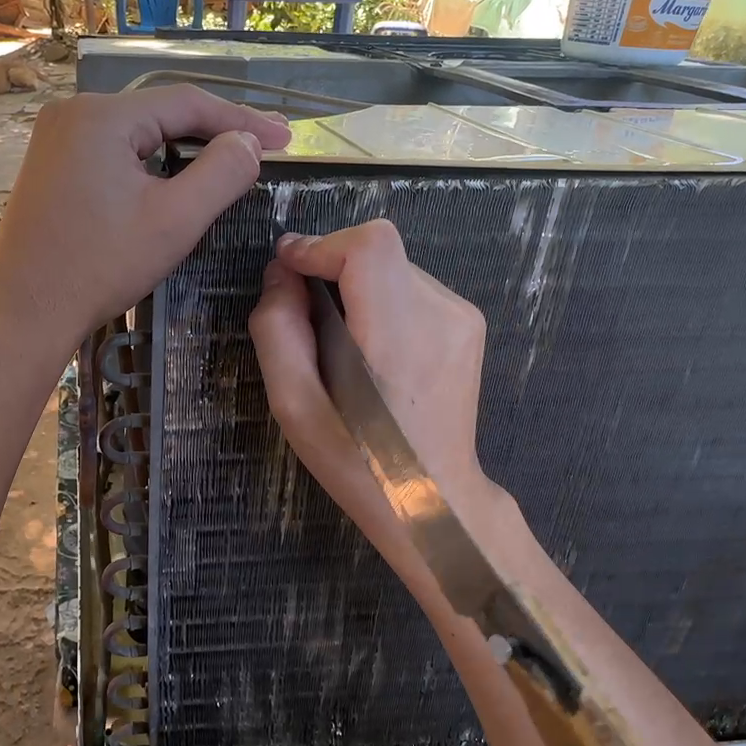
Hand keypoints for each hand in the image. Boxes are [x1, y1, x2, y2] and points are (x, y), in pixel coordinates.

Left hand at [0, 85, 290, 351]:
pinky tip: (175, 178)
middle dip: (215, 133)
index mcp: (101, 115)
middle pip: (161, 113)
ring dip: (184, 148)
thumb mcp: (174, 220)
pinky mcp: (51, 164)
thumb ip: (222, 173)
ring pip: (138, 133)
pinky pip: (114, 151)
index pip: (188, 103)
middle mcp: (73, 112)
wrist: (24, 313)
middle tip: (265, 150)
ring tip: (229, 162)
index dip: (242, 121)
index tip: (286, 139)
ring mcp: (56, 137)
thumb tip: (248, 143)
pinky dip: (150, 163)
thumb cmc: (99, 267)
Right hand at [248, 220, 524, 576]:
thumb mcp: (295, 406)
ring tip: (340, 339)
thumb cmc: (357, 460)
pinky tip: (371, 348)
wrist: (435, 499)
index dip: (321, 245)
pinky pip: (411, 287)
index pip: (369, 246)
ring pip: (393, 266)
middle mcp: (442, 315)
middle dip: (332, 268)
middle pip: (378, 251)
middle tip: (304, 314)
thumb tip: (281, 274)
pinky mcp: (468, 325)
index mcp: (401, 336)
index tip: (287, 267)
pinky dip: (380, 299)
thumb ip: (278, 331)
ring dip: (356, 285)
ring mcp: (462, 318)